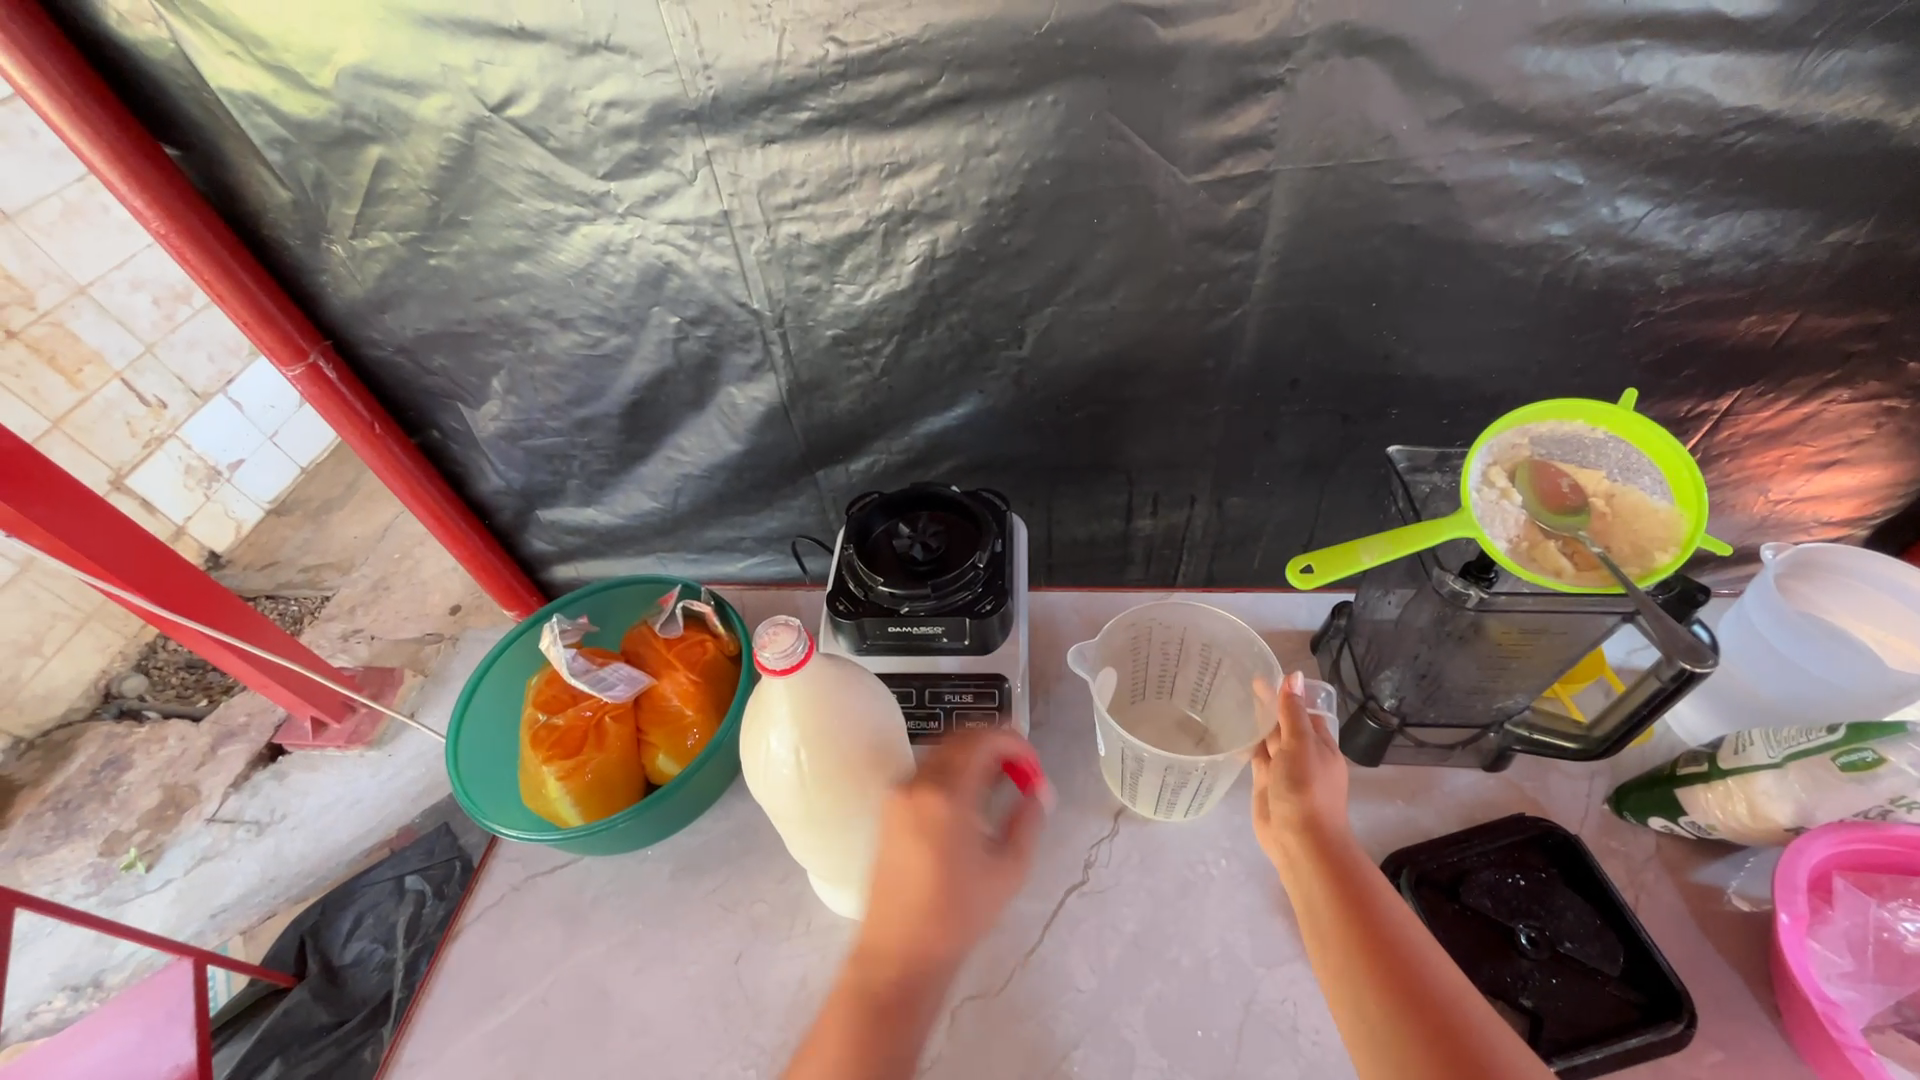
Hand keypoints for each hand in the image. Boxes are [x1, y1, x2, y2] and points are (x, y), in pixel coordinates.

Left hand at [853, 729, 1046, 983]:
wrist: (900, 951)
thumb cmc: (959, 915)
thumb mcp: (1009, 869)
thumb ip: (1028, 820)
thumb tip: (1040, 790)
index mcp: (947, 793)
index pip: (983, 739)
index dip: (1015, 742)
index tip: (1033, 765)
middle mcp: (916, 783)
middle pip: (959, 737)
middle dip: (995, 744)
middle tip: (1022, 769)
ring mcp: (897, 794)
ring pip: (941, 752)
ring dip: (973, 756)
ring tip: (1001, 783)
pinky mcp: (888, 809)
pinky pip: (925, 772)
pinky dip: (952, 771)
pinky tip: (970, 798)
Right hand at [1250, 670, 1350, 866]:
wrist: (1300, 841)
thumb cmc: (1306, 789)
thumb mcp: (1301, 745)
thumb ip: (1292, 712)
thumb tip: (1294, 676)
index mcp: (1320, 744)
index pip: (1303, 711)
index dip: (1286, 694)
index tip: (1263, 675)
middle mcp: (1303, 754)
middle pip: (1285, 724)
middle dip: (1270, 706)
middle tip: (1243, 681)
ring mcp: (1284, 770)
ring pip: (1270, 741)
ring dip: (1257, 724)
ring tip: (1234, 700)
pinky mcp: (1265, 784)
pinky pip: (1257, 758)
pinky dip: (1248, 744)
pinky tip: (1233, 732)